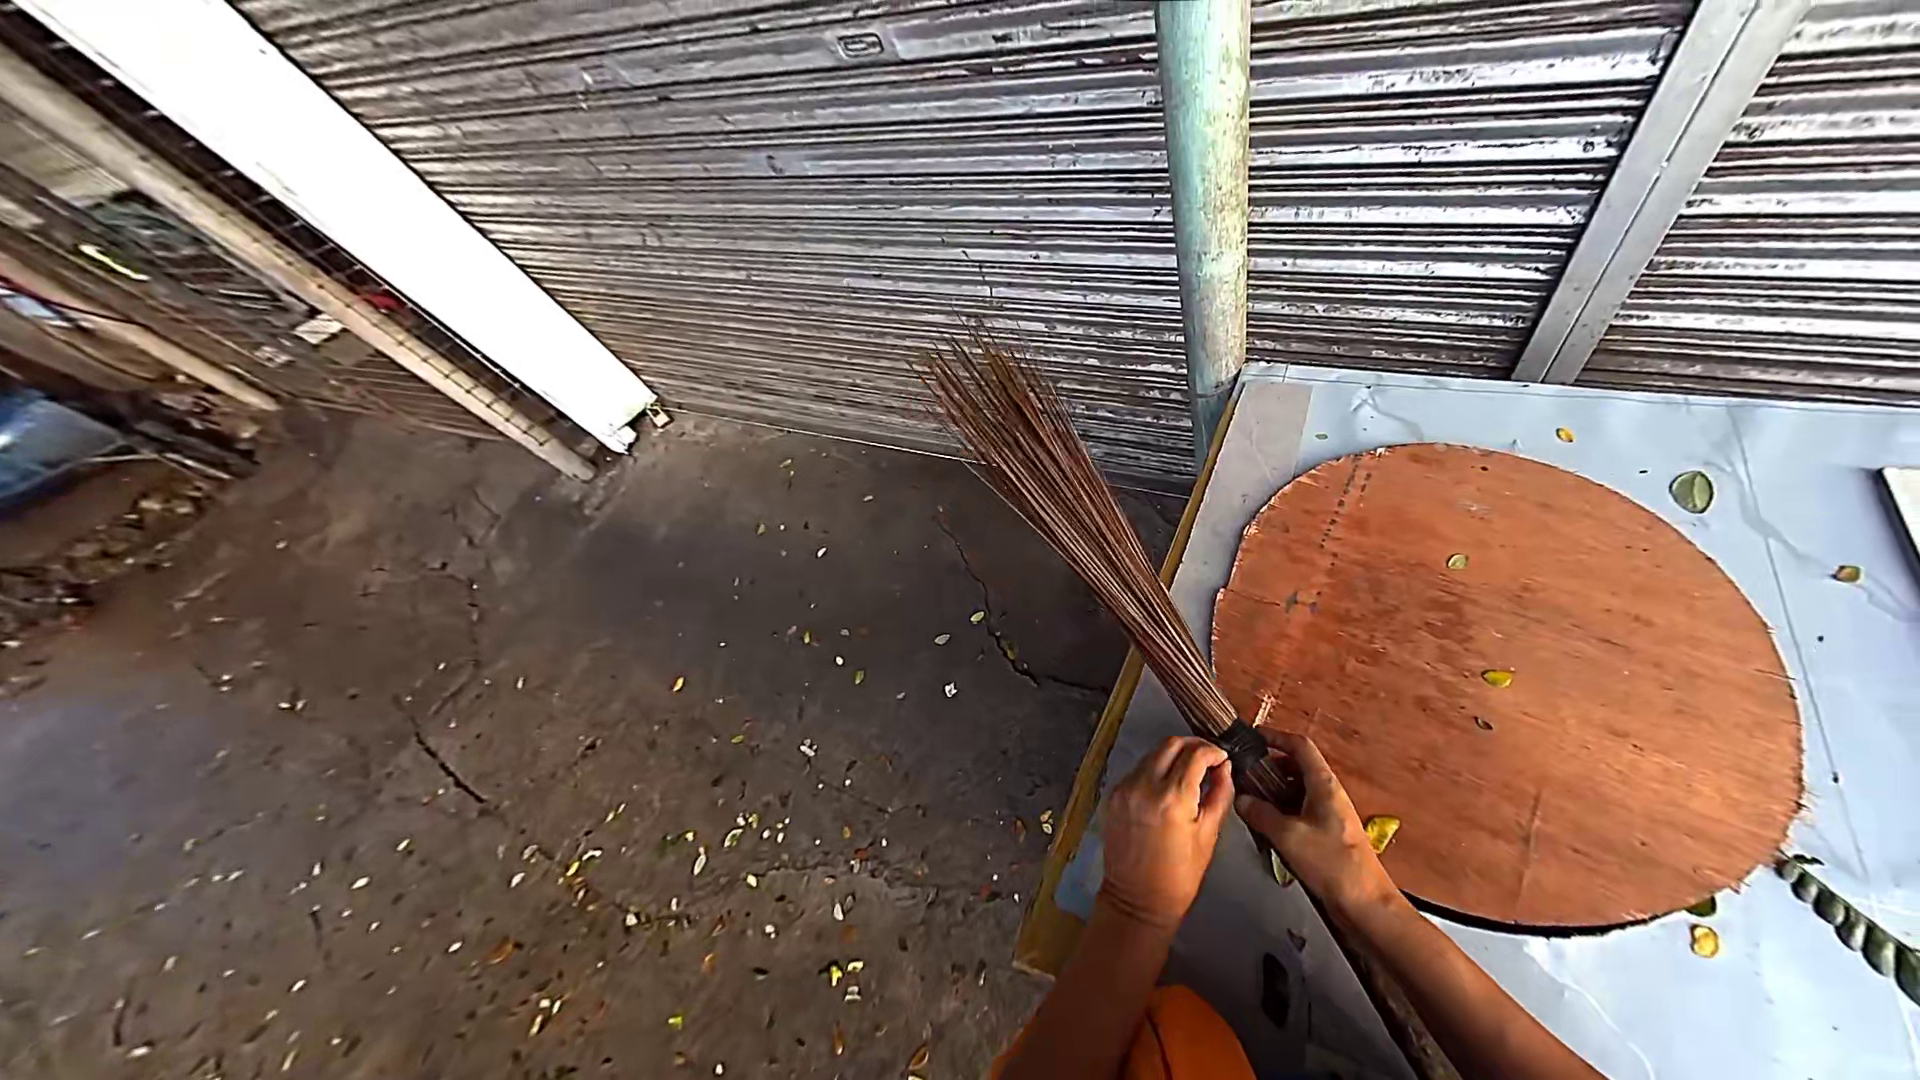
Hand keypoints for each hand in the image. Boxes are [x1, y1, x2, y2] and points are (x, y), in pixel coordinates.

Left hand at [1097, 736, 1233, 930]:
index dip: (1212, 751)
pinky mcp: (1115, 794)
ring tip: (1190, 769)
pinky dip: (1155, 769)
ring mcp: (1126, 788)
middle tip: (1208, 756)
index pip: (1195, 754)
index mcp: (1172, 798)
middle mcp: (1145, 786)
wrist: (1137, 899)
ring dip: (1173, 755)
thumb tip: (1225, 769)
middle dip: (1192, 745)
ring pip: (1152, 754)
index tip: (1222, 756)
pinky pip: (1138, 770)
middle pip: (1170, 744)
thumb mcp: (1208, 836)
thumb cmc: (1179, 876)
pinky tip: (1168, 783)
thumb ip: (1219, 795)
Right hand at [1234, 729, 1399, 918]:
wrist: (1367, 907)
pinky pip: (1299, 808)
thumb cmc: (1334, 866)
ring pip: (1296, 788)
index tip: (1253, 736)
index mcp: (1324, 785)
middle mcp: (1328, 794)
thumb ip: (1259, 812)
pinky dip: (1280, 807)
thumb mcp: (1287, 835)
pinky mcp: (1327, 832)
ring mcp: (1329, 813)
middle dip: (1268, 765)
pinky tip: (1265, 822)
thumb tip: (1241, 799)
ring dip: (1273, 788)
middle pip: (1296, 765)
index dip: (1275, 736)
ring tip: (1250, 797)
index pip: (1300, 746)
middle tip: (1245, 771)